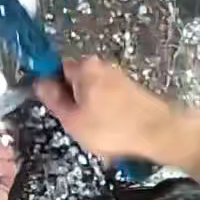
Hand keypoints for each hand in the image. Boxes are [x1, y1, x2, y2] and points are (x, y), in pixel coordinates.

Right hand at [33, 57, 198, 164]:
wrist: (159, 133)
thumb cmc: (111, 129)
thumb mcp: (72, 119)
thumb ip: (53, 99)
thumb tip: (40, 83)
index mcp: (85, 67)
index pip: (57, 70)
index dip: (54, 90)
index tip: (57, 110)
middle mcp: (103, 66)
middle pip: (77, 82)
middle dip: (75, 103)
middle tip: (78, 125)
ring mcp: (120, 77)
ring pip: (95, 94)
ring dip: (92, 112)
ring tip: (98, 133)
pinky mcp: (133, 91)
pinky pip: (110, 102)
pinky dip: (109, 115)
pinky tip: (114, 132)